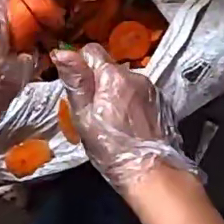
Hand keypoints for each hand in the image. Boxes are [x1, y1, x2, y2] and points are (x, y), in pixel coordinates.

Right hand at [53, 43, 199, 192]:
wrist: (152, 172)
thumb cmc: (111, 147)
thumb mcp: (84, 115)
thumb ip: (75, 80)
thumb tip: (62, 51)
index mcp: (113, 75)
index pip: (91, 51)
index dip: (79, 66)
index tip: (77, 88)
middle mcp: (135, 75)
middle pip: (109, 68)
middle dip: (98, 83)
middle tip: (93, 112)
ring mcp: (152, 89)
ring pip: (124, 82)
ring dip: (115, 93)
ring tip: (112, 121)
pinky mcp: (162, 103)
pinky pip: (139, 94)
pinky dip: (131, 103)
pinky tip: (129, 125)